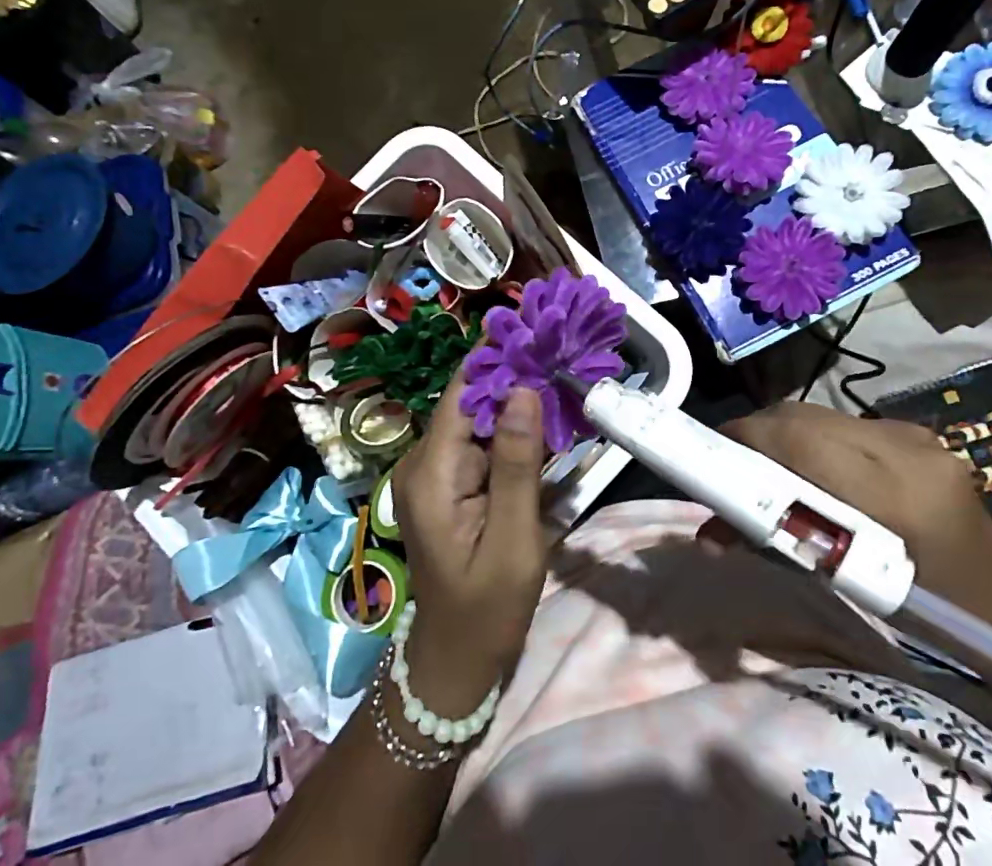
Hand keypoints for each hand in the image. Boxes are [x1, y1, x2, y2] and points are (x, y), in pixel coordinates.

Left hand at [390, 369, 546, 714]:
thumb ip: (516, 464)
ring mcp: (439, 477)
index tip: (539, 331)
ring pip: (480, 422)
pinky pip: (484, 447)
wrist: (458, 660)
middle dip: (515, 376)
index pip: (460, 395)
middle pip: (470, 403)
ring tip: (566, 374)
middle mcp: (426, 465)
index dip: (497, 359)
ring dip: (519, 402)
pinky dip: (516, 432)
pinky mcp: (454, 489)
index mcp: (431, 475)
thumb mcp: (513, 537)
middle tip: (565, 352)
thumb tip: (523, 391)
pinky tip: (552, 420)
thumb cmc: (487, 607)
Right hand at [717, 403, 991, 610]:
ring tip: (760, 465)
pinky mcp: (915, 432)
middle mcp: (906, 449)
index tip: (711, 452)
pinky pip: (843, 425)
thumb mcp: (847, 584)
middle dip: (756, 433)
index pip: (802, 440)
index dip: (750, 437)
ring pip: (821, 416)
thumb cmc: (926, 608)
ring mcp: (914, 435)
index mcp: (895, 493)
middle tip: (727, 462)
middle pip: (805, 418)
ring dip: (781, 434)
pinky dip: (809, 440)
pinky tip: (805, 467)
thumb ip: (777, 547)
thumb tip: (708, 536)